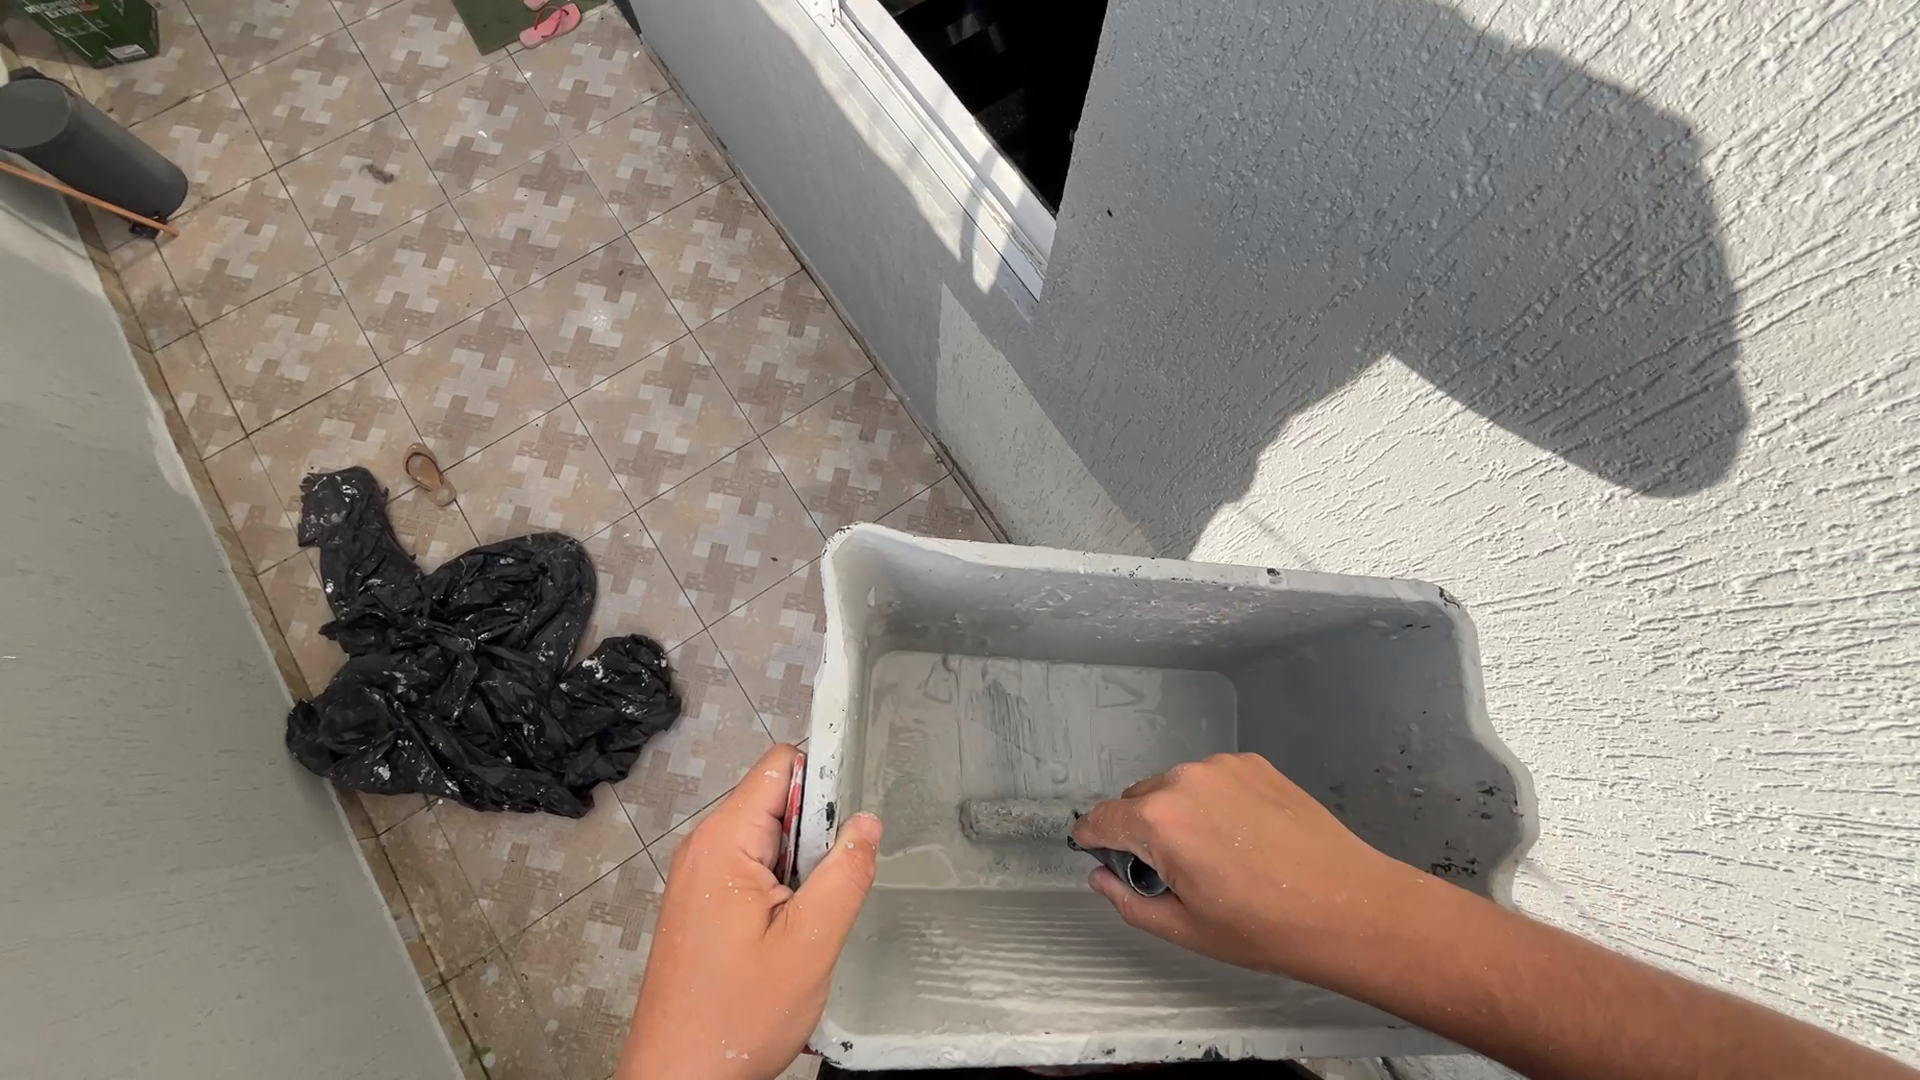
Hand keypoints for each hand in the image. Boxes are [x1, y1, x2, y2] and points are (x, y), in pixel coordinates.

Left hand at [620, 744, 881, 1079]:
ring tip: (804, 919)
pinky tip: (786, 931)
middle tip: (823, 890)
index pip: (781, 765)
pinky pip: (757, 864)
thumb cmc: (735, 1017)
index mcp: (724, 840)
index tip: (847, 823)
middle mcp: (707, 845)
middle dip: (815, 832)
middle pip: (778, 799)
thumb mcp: (809, 945)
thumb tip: (867, 821)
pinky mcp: (706, 899)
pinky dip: (784, 886)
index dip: (823, 779)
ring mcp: (703, 873)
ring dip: (802, 865)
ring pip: (773, 835)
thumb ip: (845, 874)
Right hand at [1071, 752, 1405, 982]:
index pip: (1100, 818)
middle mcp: (1181, 780)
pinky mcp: (1252, 762)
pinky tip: (1244, 831)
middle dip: (1139, 828)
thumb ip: (1129, 900)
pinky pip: (1211, 778)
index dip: (1091, 837)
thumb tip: (1101, 875)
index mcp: (1158, 822)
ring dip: (1176, 811)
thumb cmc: (1264, 928)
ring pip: (1174, 786)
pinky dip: (1212, 799)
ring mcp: (1220, 766)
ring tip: (1216, 849)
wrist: (1351, 906)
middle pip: (1136, 800)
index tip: (1097, 852)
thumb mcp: (1186, 929)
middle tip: (1173, 867)